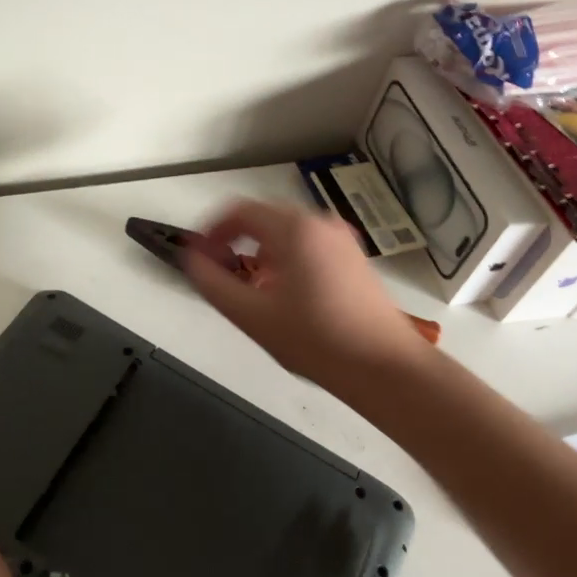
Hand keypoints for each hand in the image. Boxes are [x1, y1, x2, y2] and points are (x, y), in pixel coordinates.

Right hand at [183, 200, 429, 391]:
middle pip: (264, 217)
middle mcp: (320, 224)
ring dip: (262, 250)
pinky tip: (286, 295)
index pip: (240, 210)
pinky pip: (309, 244)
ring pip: (288, 232)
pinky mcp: (354, 258)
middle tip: (222, 272)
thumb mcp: (252, 316)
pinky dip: (287, 258)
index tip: (199, 254)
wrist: (384, 366)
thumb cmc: (316, 340)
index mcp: (294, 229)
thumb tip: (192, 259)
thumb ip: (213, 283)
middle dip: (237, 240)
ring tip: (252, 288)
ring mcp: (342, 240)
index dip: (212, 229)